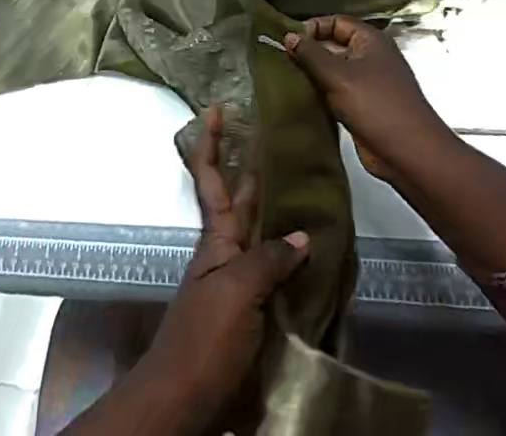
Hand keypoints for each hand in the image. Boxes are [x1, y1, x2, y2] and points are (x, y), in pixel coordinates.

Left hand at [130, 109, 308, 430]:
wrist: (188, 397)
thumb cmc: (204, 338)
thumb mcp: (234, 294)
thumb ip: (267, 261)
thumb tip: (302, 235)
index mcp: (216, 238)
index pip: (210, 178)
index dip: (210, 142)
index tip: (215, 108)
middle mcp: (229, 251)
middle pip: (240, 196)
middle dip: (250, 162)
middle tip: (272, 130)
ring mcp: (242, 280)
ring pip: (261, 230)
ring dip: (277, 204)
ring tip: (305, 179)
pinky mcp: (258, 308)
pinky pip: (278, 269)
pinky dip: (294, 253)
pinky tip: (317, 247)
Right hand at [283, 15, 454, 182]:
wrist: (409, 153)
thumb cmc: (375, 105)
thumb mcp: (337, 75)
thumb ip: (311, 54)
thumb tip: (289, 36)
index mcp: (371, 41)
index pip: (336, 22)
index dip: (313, 27)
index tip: (289, 42)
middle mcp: (370, 57)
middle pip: (333, 44)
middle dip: (309, 51)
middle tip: (282, 60)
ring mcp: (367, 82)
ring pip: (332, 69)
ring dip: (312, 73)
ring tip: (286, 77)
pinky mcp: (362, 105)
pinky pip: (335, 90)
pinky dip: (319, 91)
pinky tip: (300, 96)